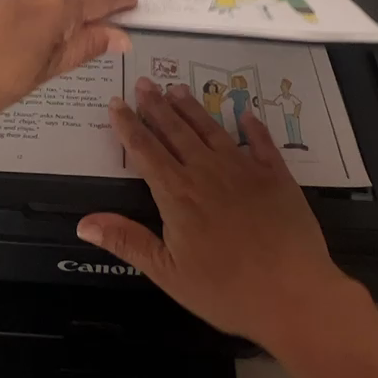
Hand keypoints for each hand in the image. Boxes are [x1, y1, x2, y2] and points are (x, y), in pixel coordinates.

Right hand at [76, 79, 363, 351]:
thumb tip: (83, 221)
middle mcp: (207, 171)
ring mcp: (244, 170)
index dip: (129, 126)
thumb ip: (127, 240)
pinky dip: (252, 126)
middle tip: (145, 83)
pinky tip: (245, 114)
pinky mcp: (276, 176)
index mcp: (177, 194)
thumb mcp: (167, 272)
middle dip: (157, 106)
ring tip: (177, 89)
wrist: (293, 294)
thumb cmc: (225, 290)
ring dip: (192, 108)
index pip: (145, 151)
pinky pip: (261, 143)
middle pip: (176, 131)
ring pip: (211, 130)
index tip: (116, 103)